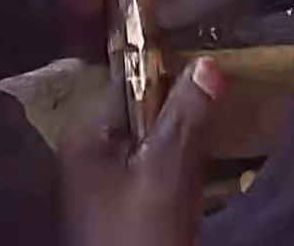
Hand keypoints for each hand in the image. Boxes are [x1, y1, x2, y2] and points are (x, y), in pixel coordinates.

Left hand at [59, 57, 227, 245]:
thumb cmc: (138, 244)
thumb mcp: (164, 178)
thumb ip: (185, 119)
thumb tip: (209, 64)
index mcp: (84, 130)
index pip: (126, 80)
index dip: (165, 78)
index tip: (204, 83)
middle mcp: (84, 147)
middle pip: (139, 113)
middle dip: (175, 128)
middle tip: (199, 146)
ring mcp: (98, 181)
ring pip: (149, 147)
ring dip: (178, 161)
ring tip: (189, 189)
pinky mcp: (115, 209)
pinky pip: (148, 178)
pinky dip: (171, 187)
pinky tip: (184, 209)